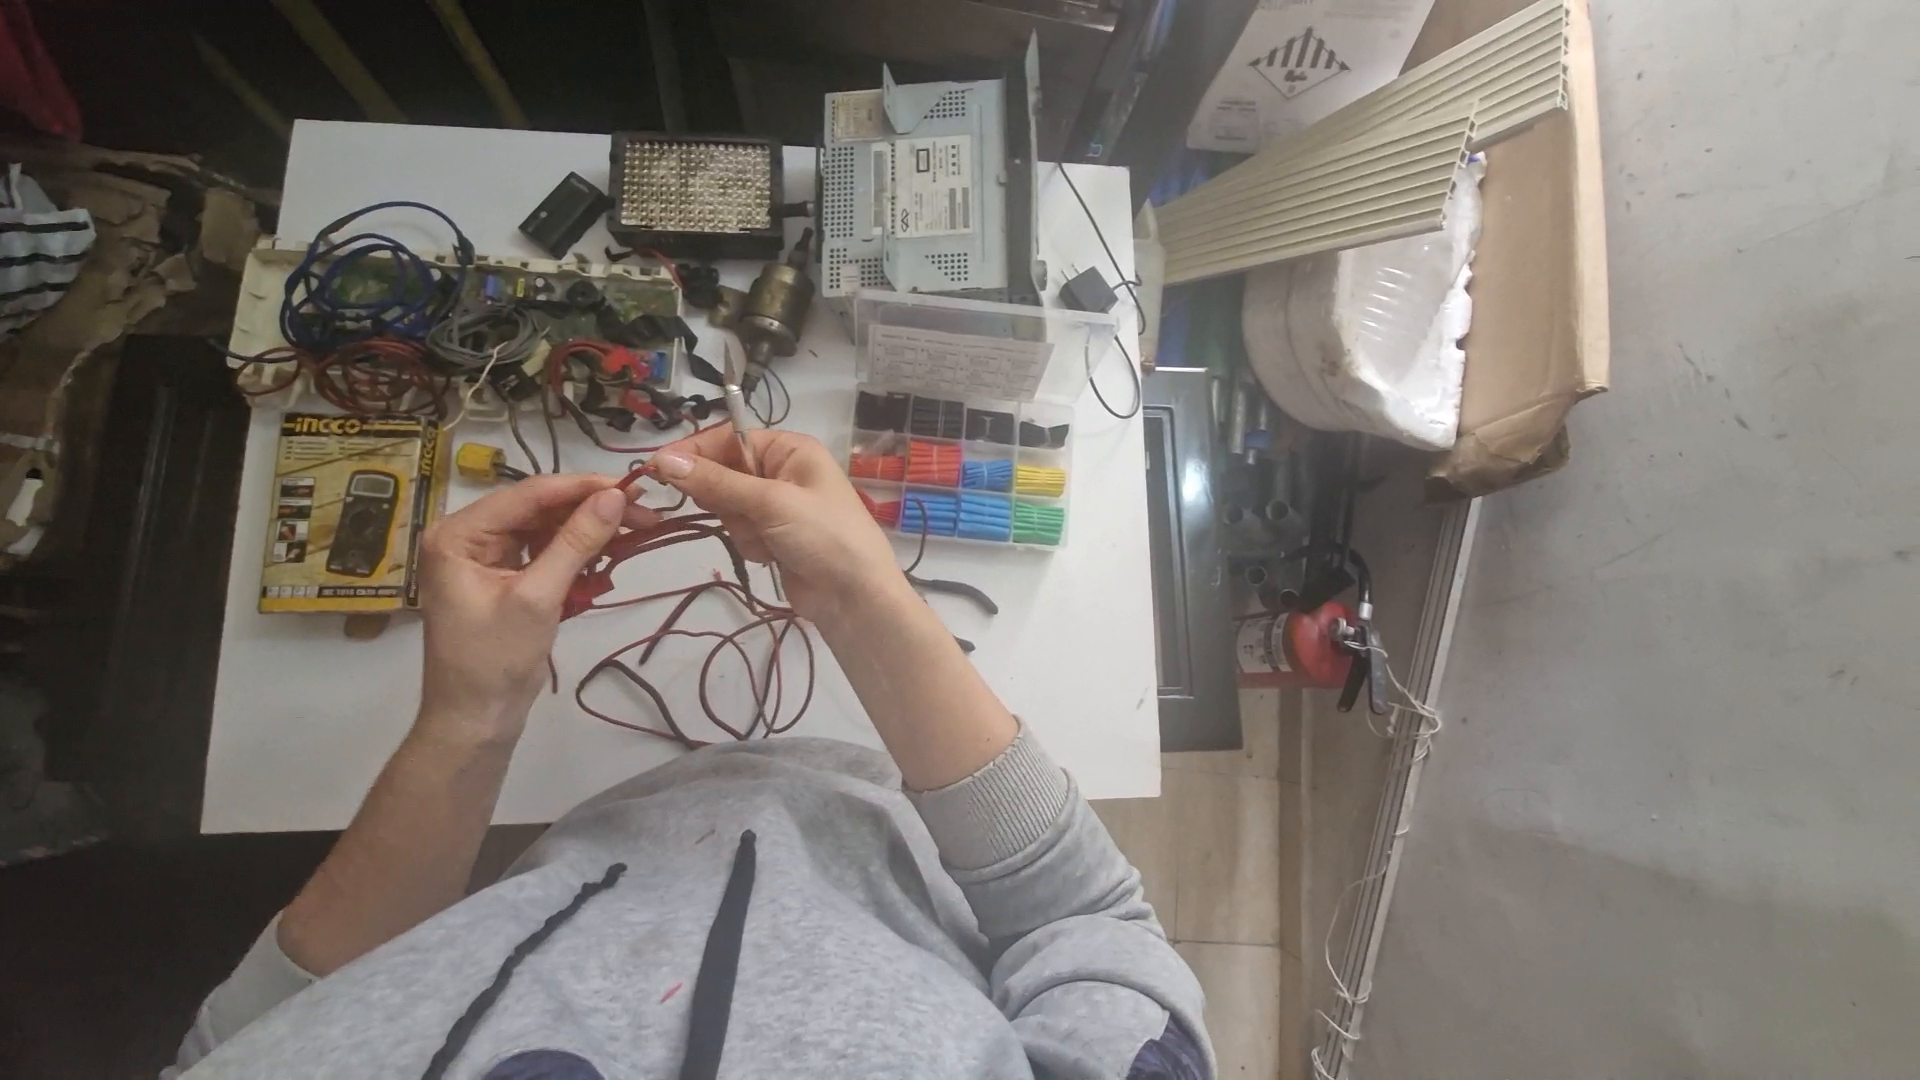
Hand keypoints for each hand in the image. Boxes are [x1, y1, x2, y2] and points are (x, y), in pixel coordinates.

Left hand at [416, 474, 656, 743]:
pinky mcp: (507, 575)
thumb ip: (576, 542)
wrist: (476, 718)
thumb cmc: (495, 660)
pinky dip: (580, 551)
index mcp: (459, 534)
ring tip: (638, 529)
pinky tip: (611, 551)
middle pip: (541, 507)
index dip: (583, 487)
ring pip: (549, 527)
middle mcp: (469, 535)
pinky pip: (549, 550)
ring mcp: (488, 555)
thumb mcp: (538, 597)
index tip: (634, 486)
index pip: (529, 494)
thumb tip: (615, 497)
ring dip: (592, 529)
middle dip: (593, 508)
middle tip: (645, 512)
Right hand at [650, 426, 907, 626]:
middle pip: (724, 473)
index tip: (658, 469)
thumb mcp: (770, 502)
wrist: (854, 595)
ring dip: (743, 528)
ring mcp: (778, 506)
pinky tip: (774, 556)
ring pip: (728, 507)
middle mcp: (783, 471)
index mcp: (790, 449)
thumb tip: (662, 459)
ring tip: (772, 541)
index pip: (728, 437)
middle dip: (727, 500)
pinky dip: (751, 545)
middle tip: (746, 515)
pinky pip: (741, 532)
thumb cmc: (822, 535)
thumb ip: (716, 482)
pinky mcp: (774, 536)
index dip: (695, 452)